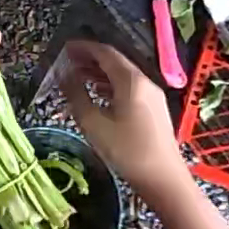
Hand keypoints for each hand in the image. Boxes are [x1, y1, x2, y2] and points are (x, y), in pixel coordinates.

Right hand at [60, 39, 187, 194]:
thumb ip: (77, 95)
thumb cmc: (127, 152)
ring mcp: (151, 96)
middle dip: (90, 59)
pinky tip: (97, 94)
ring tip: (76, 76)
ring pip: (122, 75)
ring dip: (99, 73)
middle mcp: (144, 82)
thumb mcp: (94, 124)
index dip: (83, 48)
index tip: (64, 48)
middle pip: (115, 62)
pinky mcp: (153, 109)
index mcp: (131, 81)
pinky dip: (110, 85)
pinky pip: (129, 88)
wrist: (164, 180)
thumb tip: (63, 74)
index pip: (105, 53)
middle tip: (66, 62)